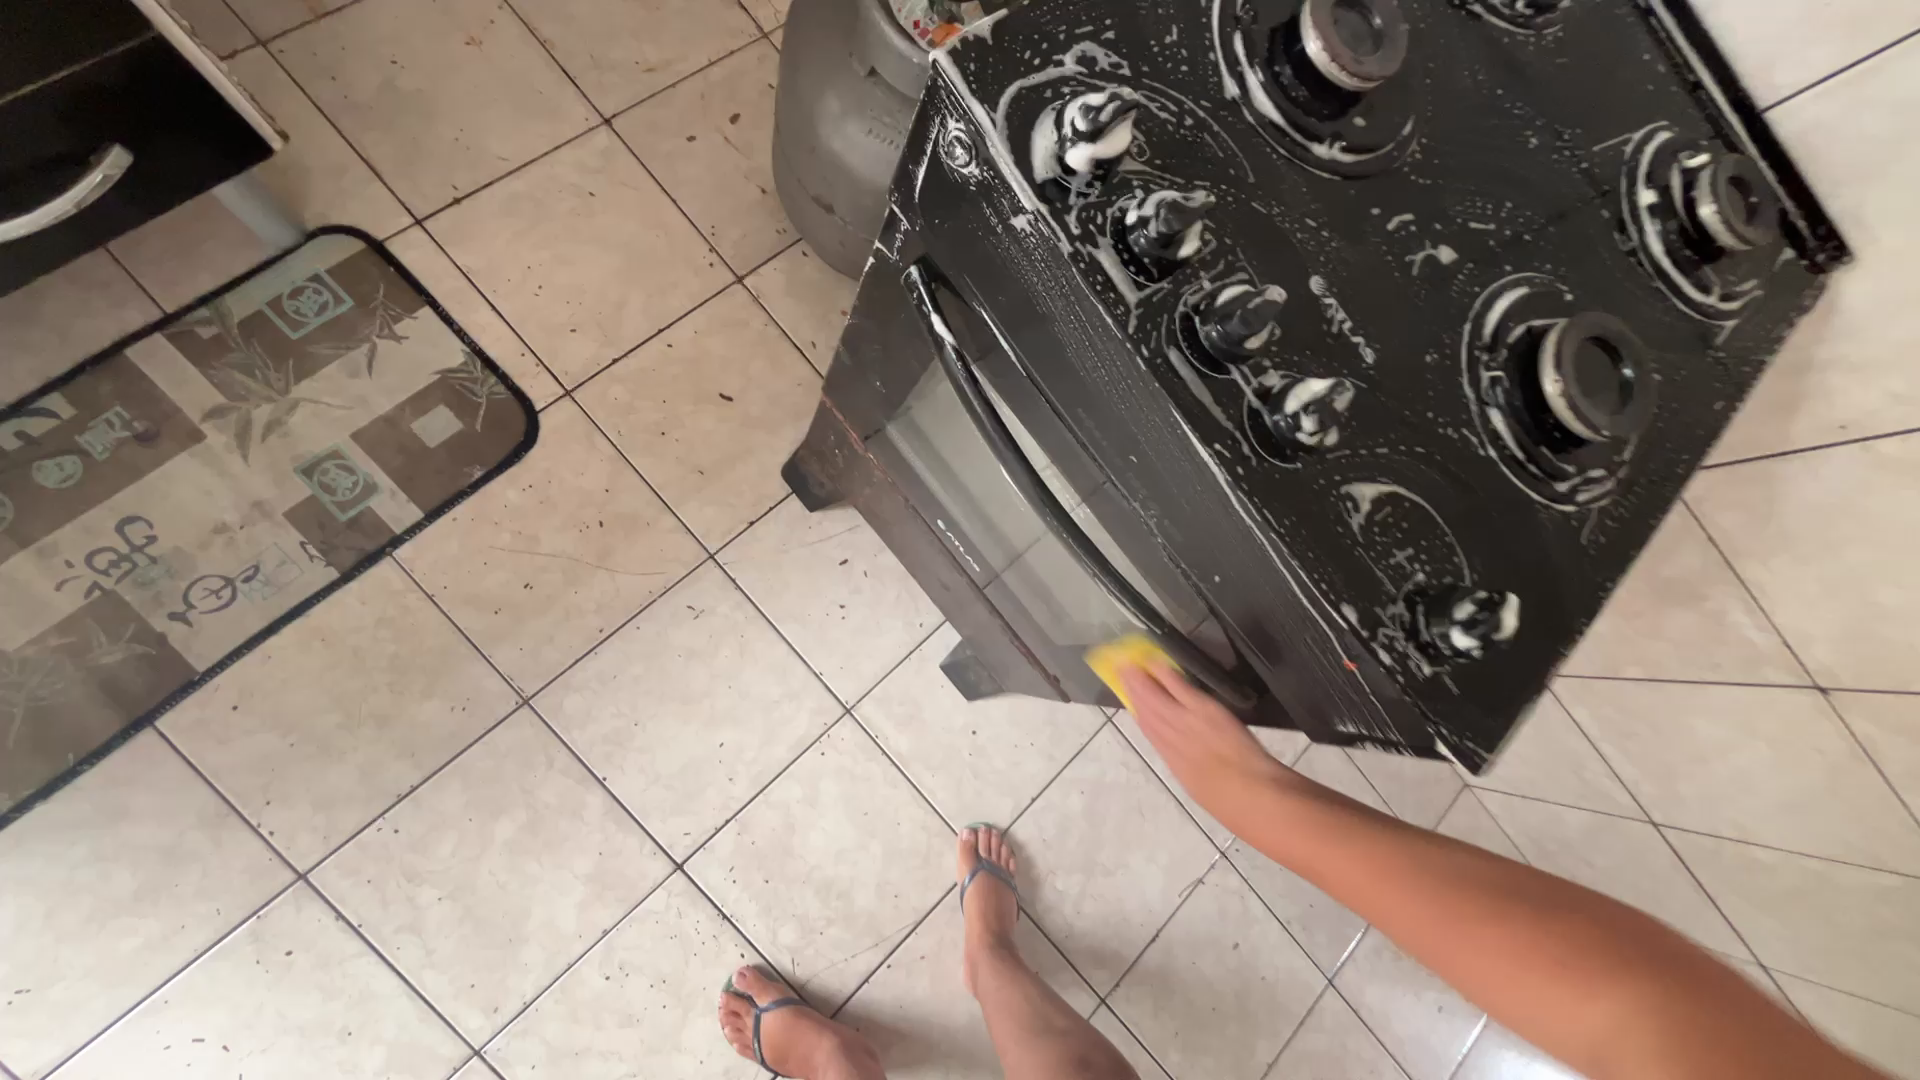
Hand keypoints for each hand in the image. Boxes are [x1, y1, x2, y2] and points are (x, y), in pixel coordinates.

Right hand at [1118, 661, 1291, 822]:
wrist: (1250, 792)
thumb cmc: (1232, 801)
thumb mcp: (1201, 789)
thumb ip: (1192, 769)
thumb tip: (1186, 759)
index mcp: (1173, 761)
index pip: (1150, 732)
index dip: (1138, 713)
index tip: (1130, 699)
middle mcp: (1172, 739)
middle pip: (1148, 710)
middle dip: (1133, 690)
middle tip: (1121, 671)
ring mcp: (1185, 721)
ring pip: (1156, 698)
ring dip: (1141, 680)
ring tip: (1129, 665)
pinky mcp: (1202, 710)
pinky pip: (1179, 689)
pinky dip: (1166, 675)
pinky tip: (1155, 663)